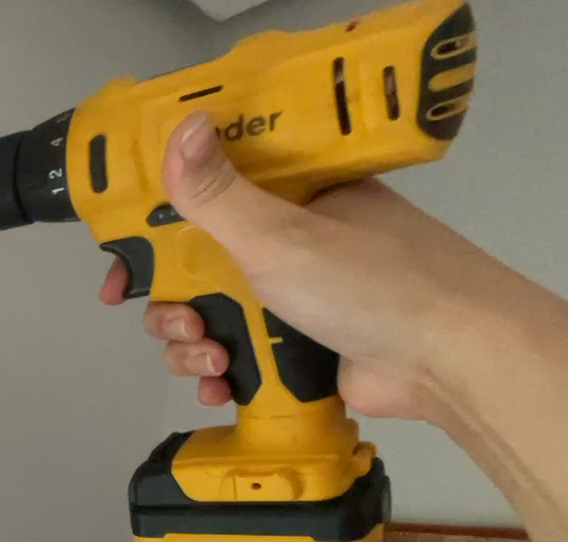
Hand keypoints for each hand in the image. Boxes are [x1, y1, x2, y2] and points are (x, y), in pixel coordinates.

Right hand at [100, 112, 537, 421]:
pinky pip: (225, 357)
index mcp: (288, 205)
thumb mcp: (279, 236)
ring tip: (214, 362)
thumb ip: (217, 195)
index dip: (151, 241)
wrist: (447, 362)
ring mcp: (287, 299)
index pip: (202, 209)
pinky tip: (219, 387)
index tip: (121, 274)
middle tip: (178, 325)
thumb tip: (181, 128)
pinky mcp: (288, 346)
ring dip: (190, 349)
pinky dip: (212, 375)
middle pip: (189, 275)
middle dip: (170, 308)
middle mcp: (284, 247)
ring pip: (201, 321)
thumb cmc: (367, 285)